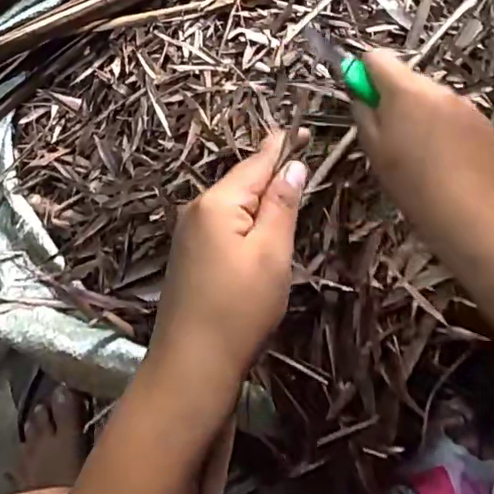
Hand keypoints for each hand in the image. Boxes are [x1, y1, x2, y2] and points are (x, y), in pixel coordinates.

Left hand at [149, 129, 308, 383]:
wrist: (191, 364)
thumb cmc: (239, 308)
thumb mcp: (272, 254)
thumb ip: (282, 206)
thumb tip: (293, 166)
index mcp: (217, 202)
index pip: (256, 163)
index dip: (281, 145)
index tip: (301, 129)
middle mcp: (196, 208)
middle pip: (243, 181)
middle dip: (272, 174)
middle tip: (305, 166)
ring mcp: (188, 231)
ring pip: (233, 203)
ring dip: (261, 200)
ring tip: (289, 198)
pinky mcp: (188, 253)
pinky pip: (223, 223)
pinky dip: (246, 220)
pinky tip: (260, 233)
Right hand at [352, 49, 493, 254]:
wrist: (466, 211)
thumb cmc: (409, 181)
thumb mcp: (372, 147)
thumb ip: (362, 111)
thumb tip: (361, 95)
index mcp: (404, 90)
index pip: (377, 57)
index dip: (366, 73)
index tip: (365, 96)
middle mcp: (436, 88)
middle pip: (406, 76)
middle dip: (396, 95)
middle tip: (392, 131)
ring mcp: (463, 102)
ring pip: (431, 95)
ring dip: (421, 110)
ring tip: (420, 148)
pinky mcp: (483, 119)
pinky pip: (454, 111)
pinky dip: (445, 124)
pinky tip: (445, 155)